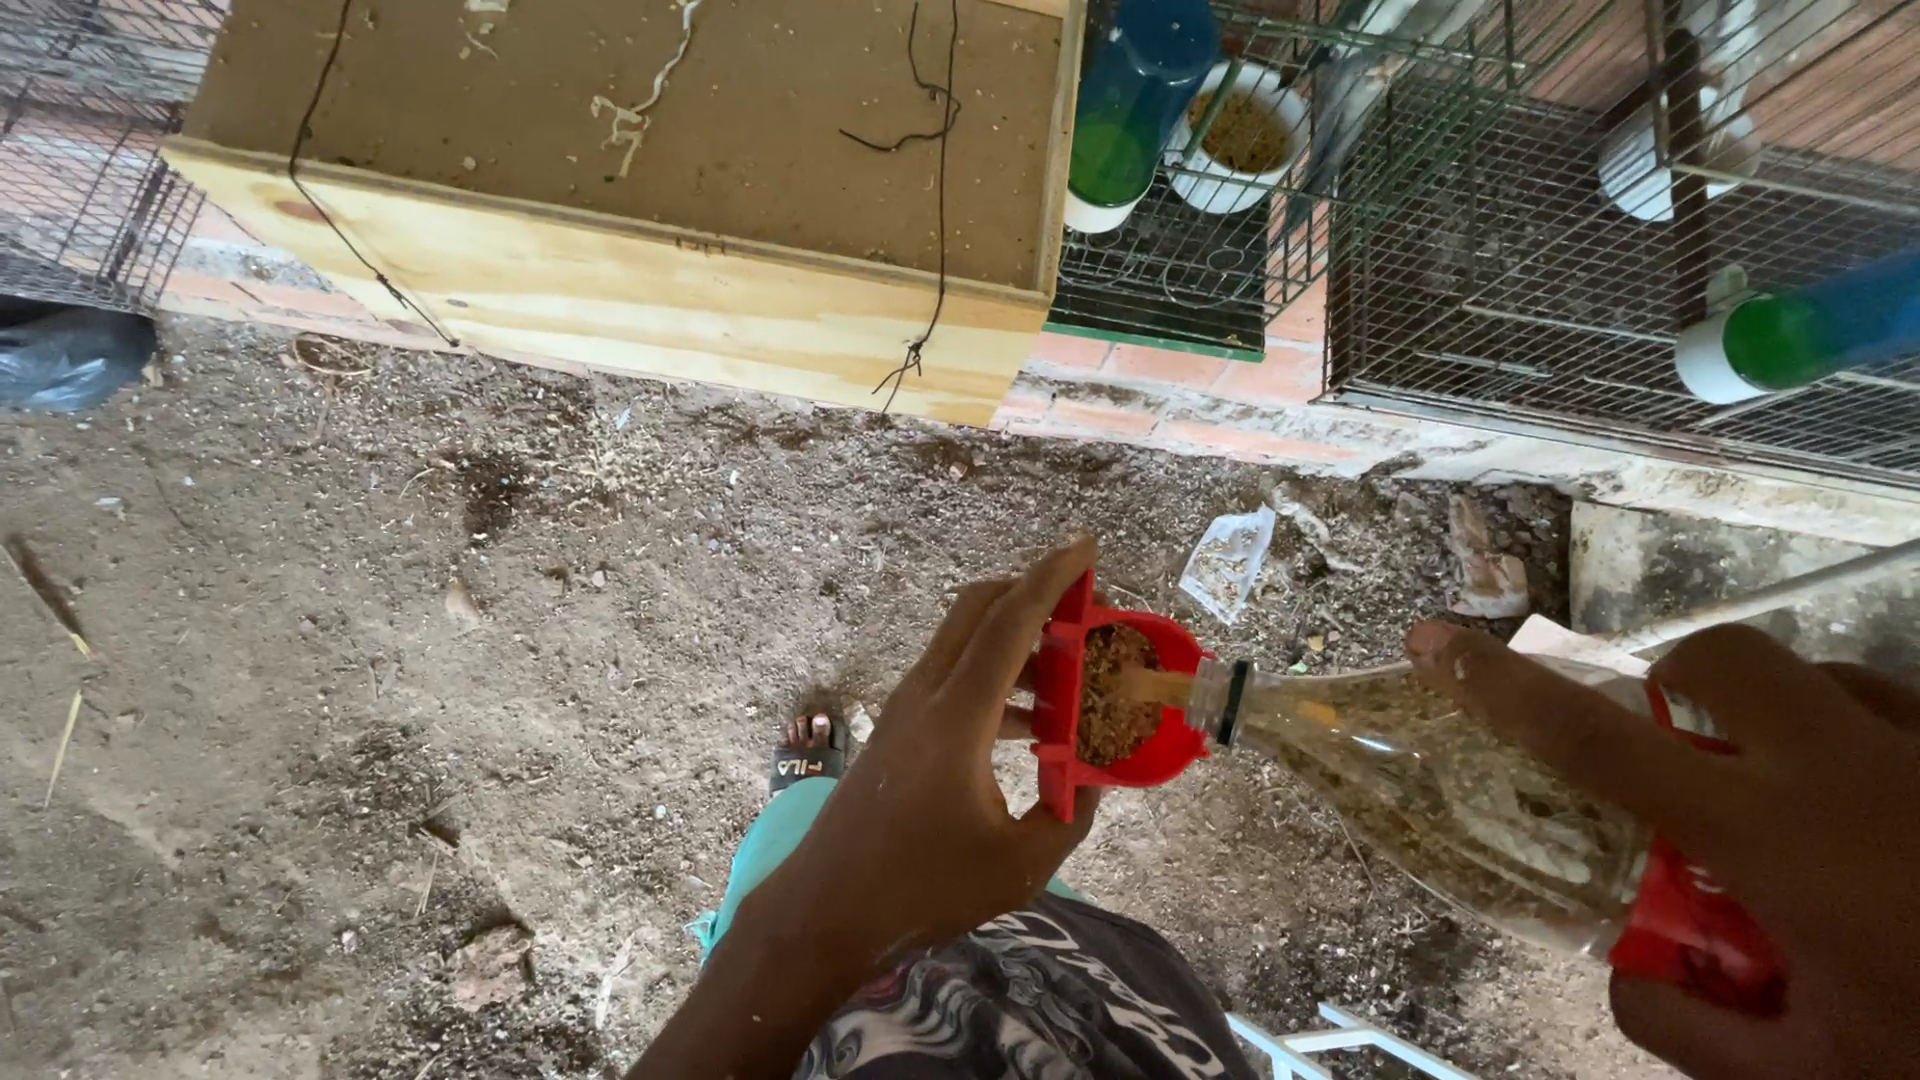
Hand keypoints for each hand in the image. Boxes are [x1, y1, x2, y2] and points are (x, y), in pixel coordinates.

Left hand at [731, 534, 1102, 974]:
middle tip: (1085, 614)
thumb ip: (1070, 815)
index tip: (1085, 544)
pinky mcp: (900, 726)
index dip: (1052, 576)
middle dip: (1034, 593)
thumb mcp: (1018, 864)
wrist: (826, 909)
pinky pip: (956, 677)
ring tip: (1071, 683)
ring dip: (1019, 644)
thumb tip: (1095, 782)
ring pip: (967, 642)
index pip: (1011, 621)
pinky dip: (998, 680)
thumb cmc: (922, 887)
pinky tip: (1032, 726)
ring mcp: (907, 706)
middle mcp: (927, 692)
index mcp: (958, 715)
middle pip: (979, 608)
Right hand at [1405, 620, 1919, 1079]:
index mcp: (1773, 838)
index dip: (1497, 684)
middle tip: (1680, 744)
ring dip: (1785, 711)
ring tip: (1804, 785)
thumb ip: (1682, 1027)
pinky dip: (1880, 733)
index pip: (1590, 739)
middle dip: (1673, 677)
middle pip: (1722, 658)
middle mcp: (1851, 774)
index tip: (1430, 640)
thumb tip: (1628, 978)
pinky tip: (1896, 805)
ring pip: (1834, 675)